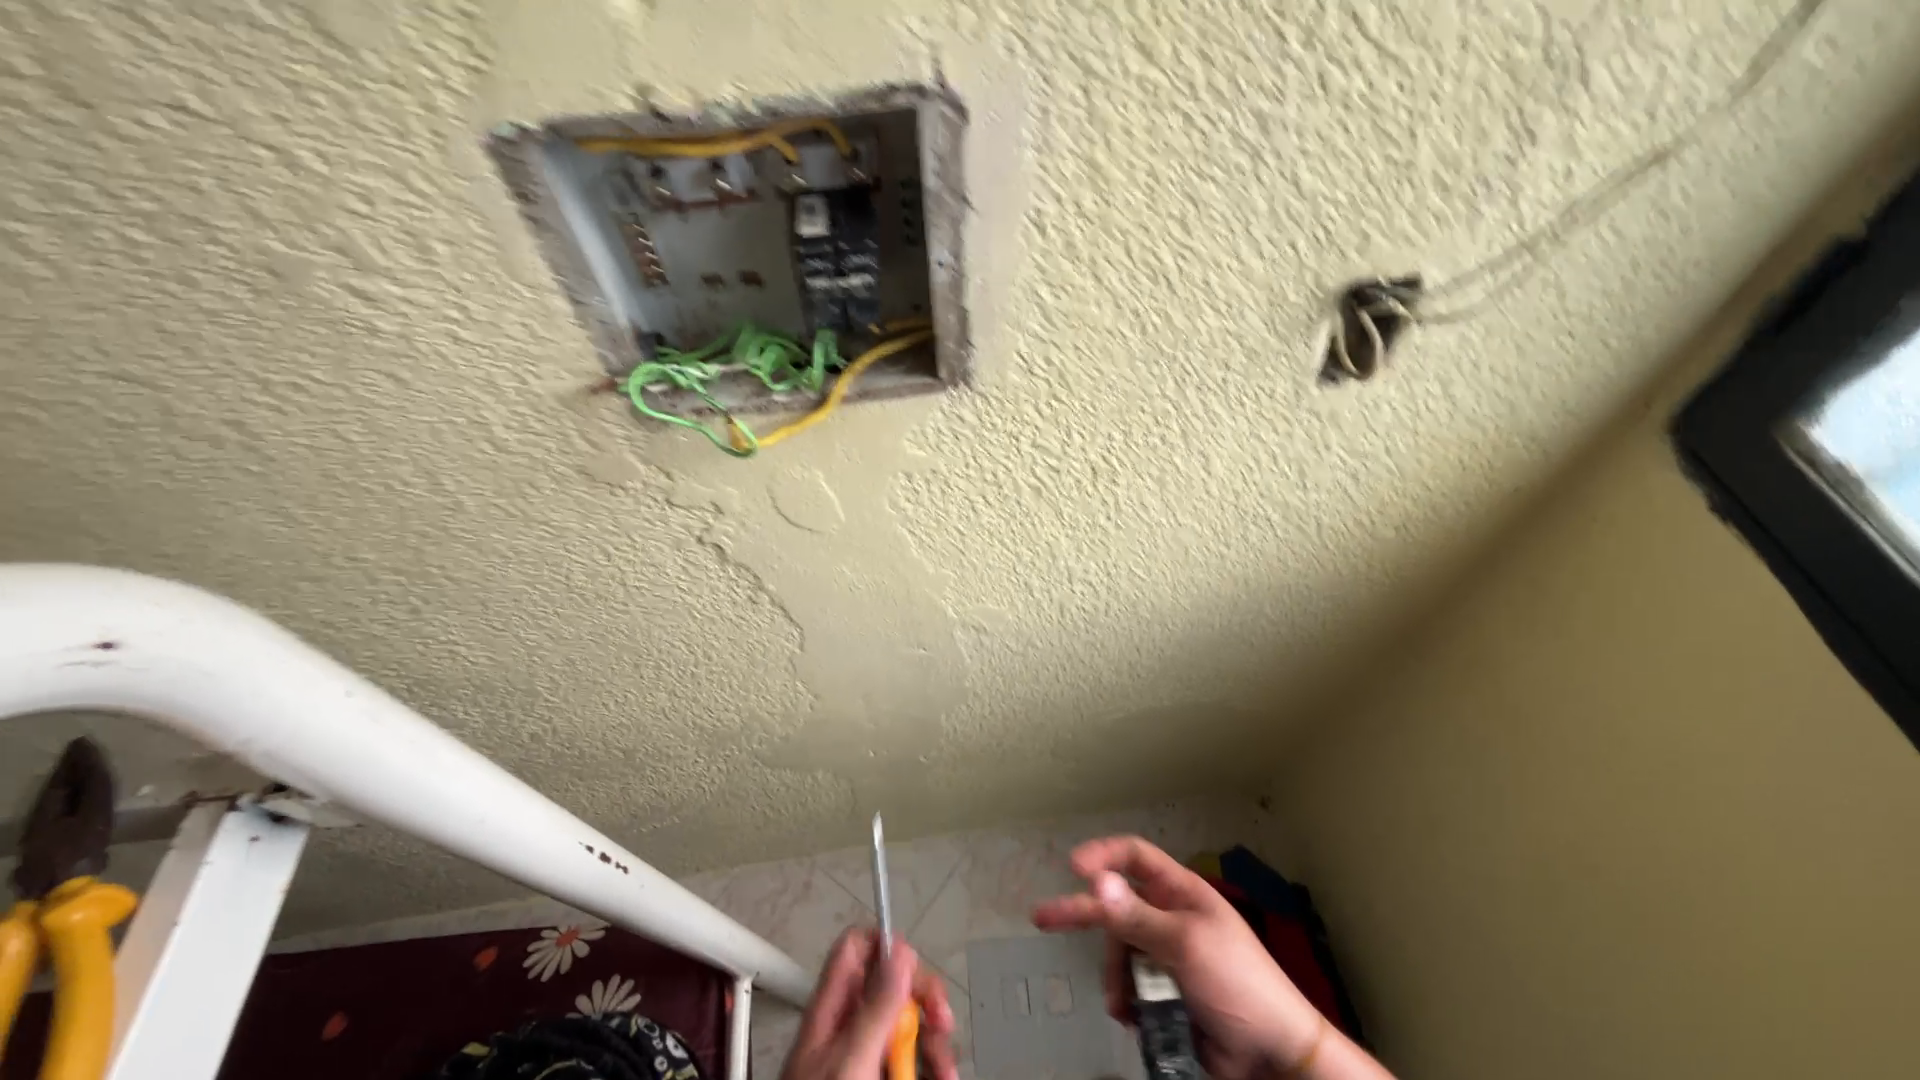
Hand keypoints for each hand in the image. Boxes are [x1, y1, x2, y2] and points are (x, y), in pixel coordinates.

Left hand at [782, 928, 958, 1079]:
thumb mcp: (850, 1059)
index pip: (856, 950)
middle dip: (925, 1003)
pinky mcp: (882, 1077)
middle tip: (941, 1022)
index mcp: (832, 1010)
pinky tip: (942, 1078)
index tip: (913, 972)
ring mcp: (867, 1057)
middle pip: (895, 987)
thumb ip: (875, 1006)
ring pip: (911, 1028)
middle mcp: (851, 1027)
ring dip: (936, 1045)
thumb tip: (898, 952)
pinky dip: (933, 1068)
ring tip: (945, 1072)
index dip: (886, 947)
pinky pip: (914, 1063)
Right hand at [1031, 836, 1326, 1079]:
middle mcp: (1169, 918)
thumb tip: (1096, 881)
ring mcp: (1165, 957)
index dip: (1104, 855)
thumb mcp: (1186, 944)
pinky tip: (1132, 1015)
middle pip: (1115, 907)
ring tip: (1123, 1003)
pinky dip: (1124, 999)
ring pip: (1117, 952)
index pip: (1135, 857)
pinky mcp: (1162, 994)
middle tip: (1043, 918)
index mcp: (1182, 894)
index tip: (1072, 866)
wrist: (1269, 1054)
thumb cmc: (1237, 983)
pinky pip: (1126, 986)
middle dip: (1085, 917)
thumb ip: (1137, 916)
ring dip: (1114, 975)